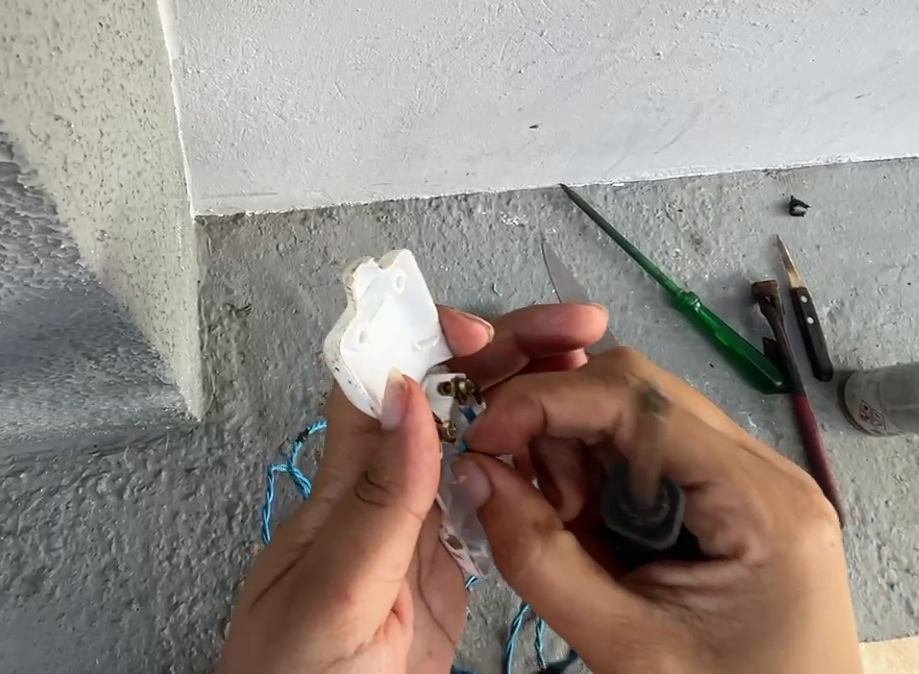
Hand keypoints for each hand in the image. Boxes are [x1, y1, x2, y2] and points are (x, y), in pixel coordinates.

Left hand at [219, 302, 607, 673]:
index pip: (384, 379)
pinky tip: (573, 451)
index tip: (487, 327)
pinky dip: (536, 471)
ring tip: (587, 372)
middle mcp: (387, 484)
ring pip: (479, 439)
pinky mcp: (453, 565)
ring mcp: (424, 523)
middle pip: (445, 396)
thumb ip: (374, 500)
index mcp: (346, 477)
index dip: (428, 338)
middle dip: (505, 353)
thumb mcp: (331, 590)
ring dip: (529, 399)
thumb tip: (407, 389)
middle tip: (576, 327)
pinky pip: (498, 500)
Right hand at [453, 347, 860, 673]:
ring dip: (571, 449)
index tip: (483, 437)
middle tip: (535, 498)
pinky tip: (588, 519)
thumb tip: (471, 468)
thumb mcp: (626, 649)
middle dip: (559, 427)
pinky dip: (590, 467)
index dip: (545, 400)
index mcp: (760, 502)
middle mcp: (762, 467)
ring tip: (569, 523)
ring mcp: (747, 475)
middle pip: (630, 388)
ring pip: (626, 408)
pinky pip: (637, 443)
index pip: (634, 397)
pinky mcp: (724, 489)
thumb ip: (538, 556)